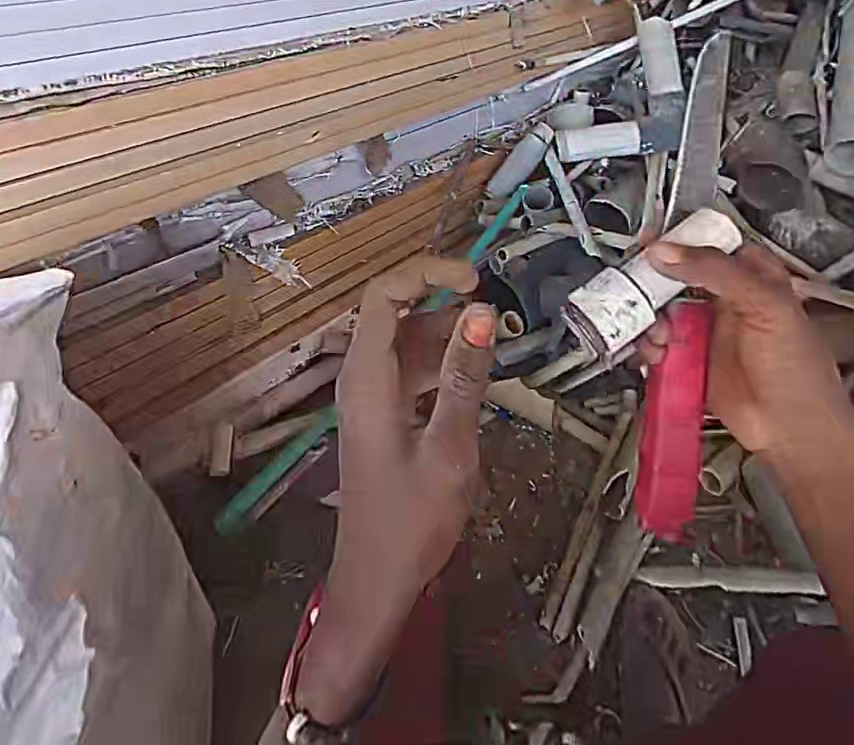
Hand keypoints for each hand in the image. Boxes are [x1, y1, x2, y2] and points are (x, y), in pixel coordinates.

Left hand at [294, 256, 497, 724]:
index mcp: (367, 376)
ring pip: (405, 339)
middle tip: (491, 313)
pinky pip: (409, 367)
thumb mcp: (450, 448)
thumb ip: (465, 377)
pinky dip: (440, 362)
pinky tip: (473, 376)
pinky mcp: (382, 410)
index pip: (384, 294)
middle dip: (443, 301)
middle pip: (393, 310)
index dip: (426, 271)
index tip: (474, 277)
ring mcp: (369, 393)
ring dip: (446, 333)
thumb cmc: (410, 523)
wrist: (376, 581)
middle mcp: (361, 375)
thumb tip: (482, 312)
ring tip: (492, 345)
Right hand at [636, 243, 853, 460]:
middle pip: (674, 277)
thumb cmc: (796, 370)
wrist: (791, 431)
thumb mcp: (763, 303)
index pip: (708, 245)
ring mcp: (705, 329)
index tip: (649, 243)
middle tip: (639, 292)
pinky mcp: (688, 358)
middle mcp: (724, 300)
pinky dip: (648, 346)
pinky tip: (656, 354)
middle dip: (653, 285)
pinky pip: (656, 343)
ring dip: (649, 320)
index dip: (678, 241)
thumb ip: (714, 270)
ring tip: (659, 336)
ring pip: (660, 310)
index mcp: (750, 277)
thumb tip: (664, 251)